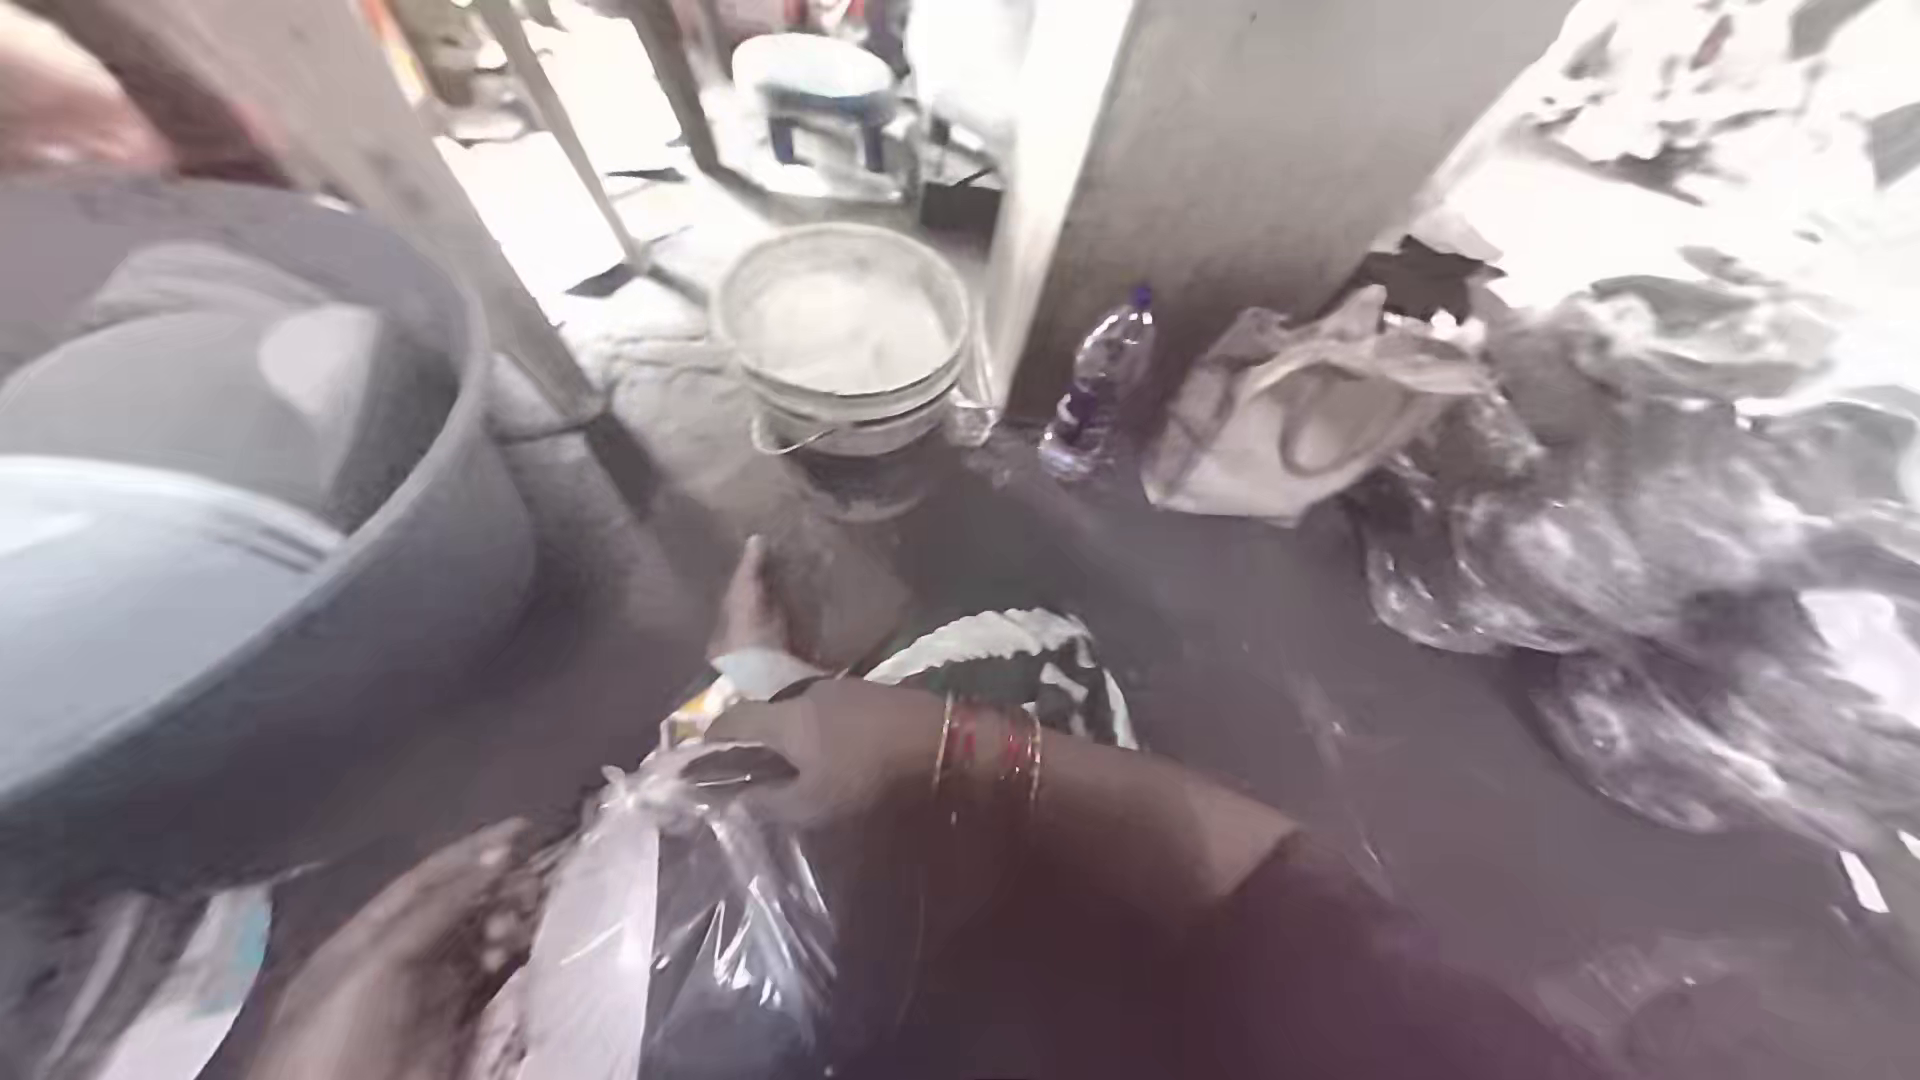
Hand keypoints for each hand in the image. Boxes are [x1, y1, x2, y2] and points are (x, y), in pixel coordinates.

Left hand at [249, 820, 530, 1079]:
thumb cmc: (337, 1043)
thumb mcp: (376, 969)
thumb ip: (438, 908)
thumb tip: (501, 853)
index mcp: (363, 939)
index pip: (426, 878)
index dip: (473, 849)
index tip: (525, 827)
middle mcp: (395, 956)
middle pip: (458, 902)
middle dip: (497, 885)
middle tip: (531, 886)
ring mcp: (423, 988)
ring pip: (477, 932)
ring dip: (504, 917)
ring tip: (518, 924)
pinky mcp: (449, 1016)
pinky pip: (486, 967)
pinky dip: (506, 951)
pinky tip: (513, 951)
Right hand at [705, 680, 1014, 961]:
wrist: (940, 739)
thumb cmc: (871, 776)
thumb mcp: (813, 803)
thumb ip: (767, 801)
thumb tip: (731, 798)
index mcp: (786, 716)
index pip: (730, 719)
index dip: (710, 742)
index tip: (700, 765)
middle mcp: (807, 691)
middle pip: (763, 712)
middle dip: (750, 741)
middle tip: (748, 774)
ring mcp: (840, 686)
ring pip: (795, 711)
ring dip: (785, 736)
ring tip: (790, 767)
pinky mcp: (866, 690)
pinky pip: (823, 709)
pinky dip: (813, 730)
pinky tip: (827, 752)